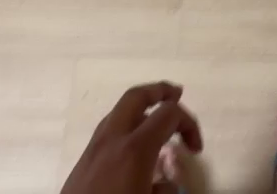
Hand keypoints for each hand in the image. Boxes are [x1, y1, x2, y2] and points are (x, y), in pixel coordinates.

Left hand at [59, 81, 203, 193]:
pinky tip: (131, 146)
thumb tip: (166, 184)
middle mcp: (112, 140)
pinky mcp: (80, 164)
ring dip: (140, 109)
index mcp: (134, 148)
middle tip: (176, 94)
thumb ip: (165, 189)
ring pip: (118, 111)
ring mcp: (92, 149)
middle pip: (136, 96)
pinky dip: (124, 126)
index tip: (196, 149)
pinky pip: (106, 131)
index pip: (169, 113)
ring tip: (155, 120)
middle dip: (159, 91)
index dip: (189, 123)